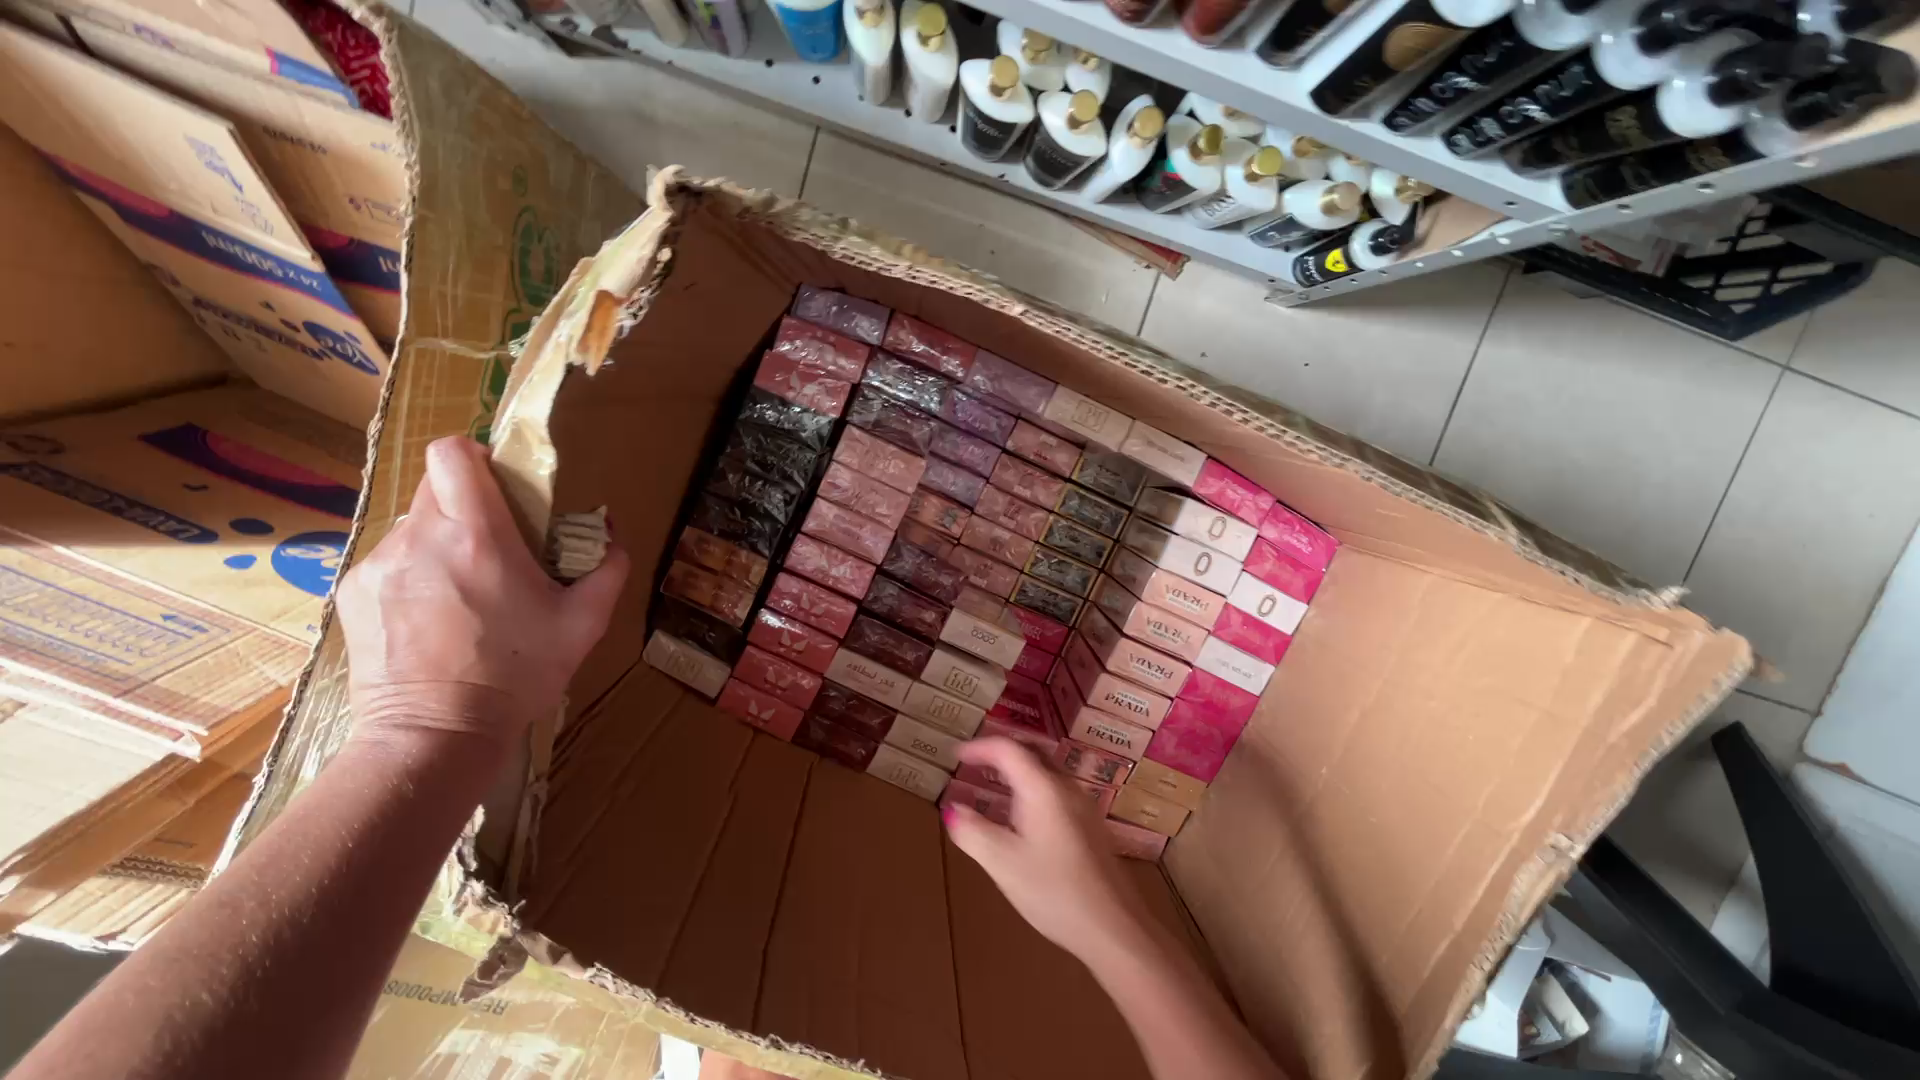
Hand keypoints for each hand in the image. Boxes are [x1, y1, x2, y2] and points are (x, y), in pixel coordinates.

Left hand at [336, 437, 628, 749]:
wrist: (437, 736)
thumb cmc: (518, 675)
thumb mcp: (584, 624)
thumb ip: (607, 569)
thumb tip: (611, 536)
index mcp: (478, 535)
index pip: (452, 452)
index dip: (476, 455)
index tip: (500, 482)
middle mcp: (420, 538)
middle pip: (435, 486)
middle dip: (467, 503)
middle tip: (494, 545)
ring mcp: (378, 566)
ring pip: (414, 527)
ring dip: (442, 544)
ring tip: (464, 592)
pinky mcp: (353, 594)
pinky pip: (390, 562)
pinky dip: (415, 574)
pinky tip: (433, 618)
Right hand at [943, 737, 1147, 961]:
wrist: (1114, 927)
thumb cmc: (1054, 892)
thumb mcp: (1003, 863)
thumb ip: (973, 833)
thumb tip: (952, 810)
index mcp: (1043, 789)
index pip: (1009, 749)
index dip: (980, 747)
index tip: (956, 755)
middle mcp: (1067, 789)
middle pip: (1032, 754)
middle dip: (1001, 752)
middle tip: (975, 762)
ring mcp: (1084, 808)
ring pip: (1047, 773)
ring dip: (1019, 771)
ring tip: (994, 785)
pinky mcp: (1091, 828)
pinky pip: (1056, 792)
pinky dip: (1033, 790)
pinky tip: (1023, 818)